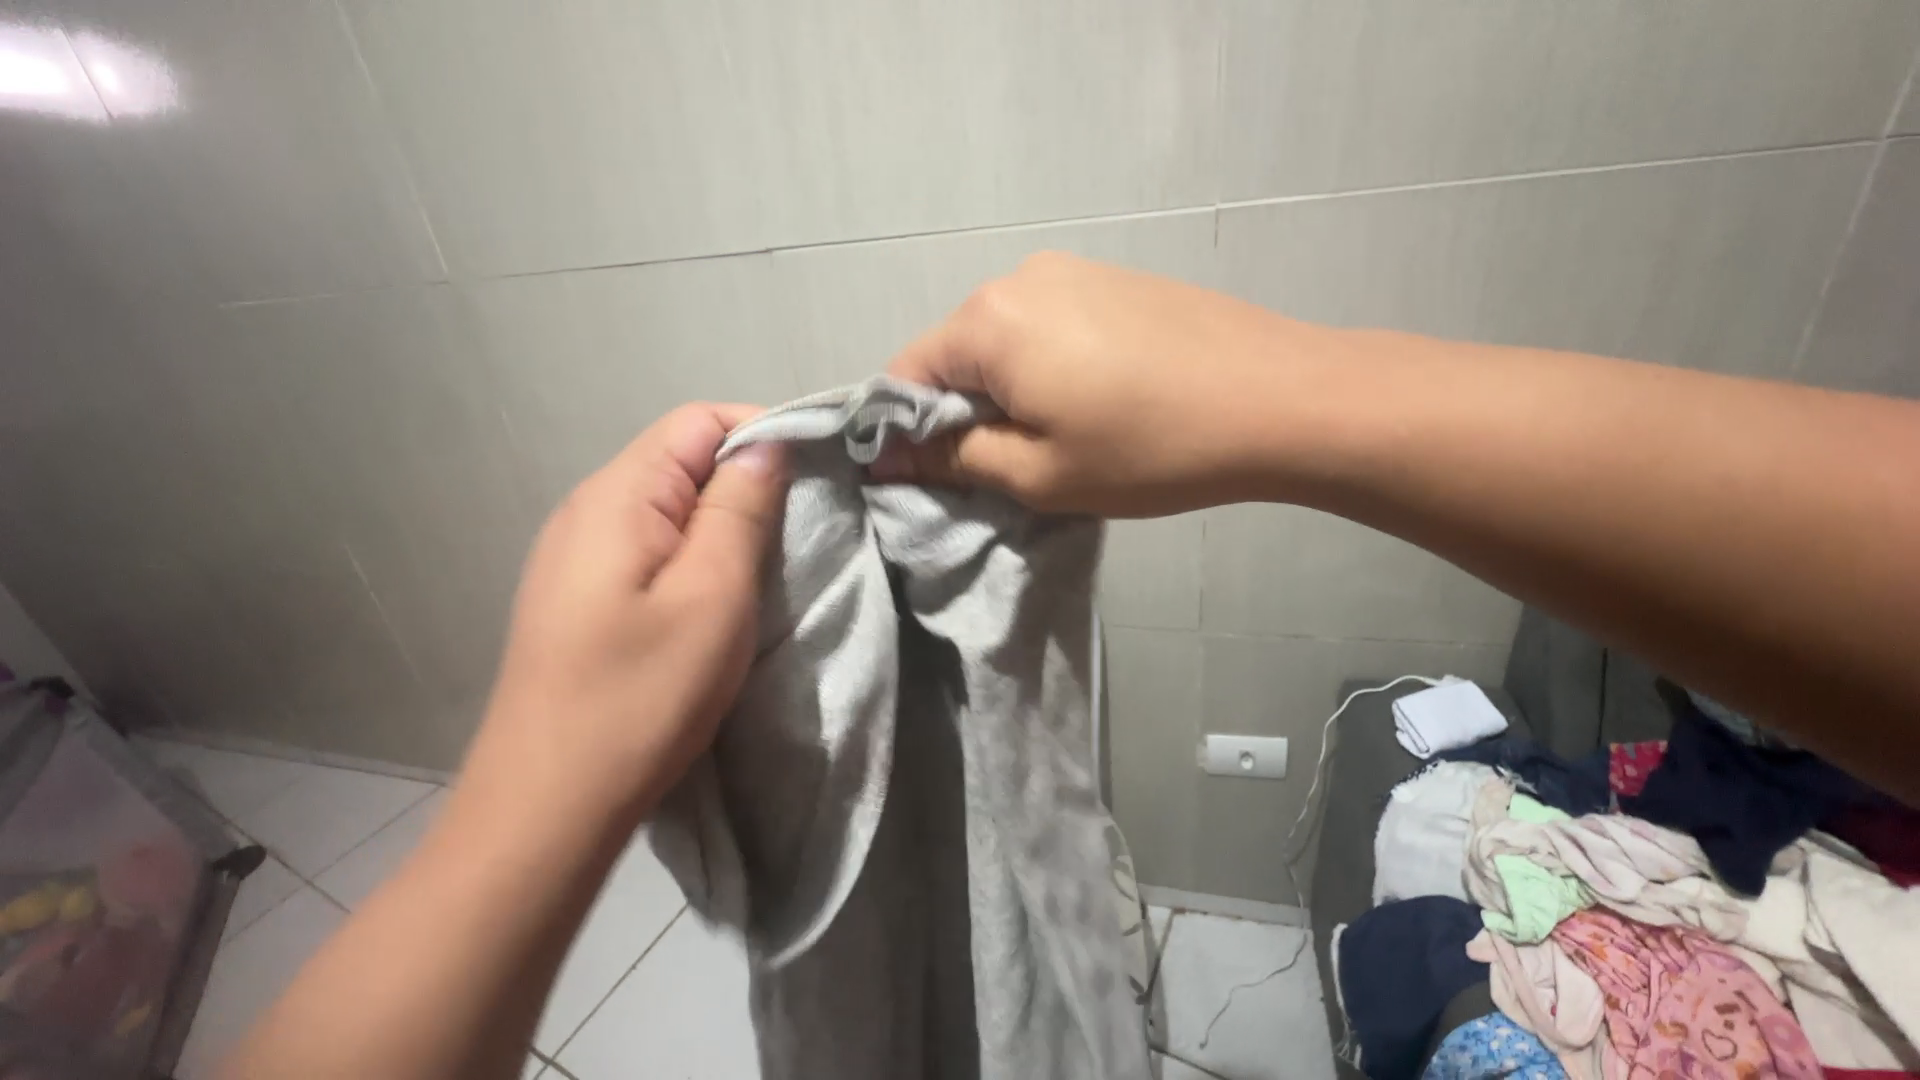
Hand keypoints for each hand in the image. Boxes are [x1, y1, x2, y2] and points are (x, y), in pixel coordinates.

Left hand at [472, 404, 788, 818]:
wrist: (549, 804)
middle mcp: (587, 510)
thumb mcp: (713, 595)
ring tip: (765, 569)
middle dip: (747, 482)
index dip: (763, 433)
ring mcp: (576, 556)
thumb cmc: (641, 695)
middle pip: (681, 459)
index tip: (816, 478)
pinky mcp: (580, 597)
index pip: (699, 421)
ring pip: (669, 508)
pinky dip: (694, 557)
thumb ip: (741, 509)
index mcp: (618, 496)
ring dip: (724, 524)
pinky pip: (649, 548)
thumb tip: (767, 445)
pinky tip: (714, 601)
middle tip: (798, 535)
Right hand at [877, 251, 1331, 515]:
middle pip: (954, 354)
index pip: (903, 374)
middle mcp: (1018, 278)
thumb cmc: (1149, 448)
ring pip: (1003, 341)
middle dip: (960, 411)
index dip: (902, 432)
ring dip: (1006, 391)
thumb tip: (887, 456)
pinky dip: (1045, 367)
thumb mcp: (1038, 473)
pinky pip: (1047, 326)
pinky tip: (1093, 401)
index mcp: (987, 322)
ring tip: (1057, 437)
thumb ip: (952, 458)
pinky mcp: (1112, 279)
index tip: (929, 477)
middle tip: (1004, 467)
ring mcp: (1072, 271)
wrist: (1279, 399)